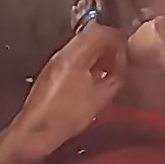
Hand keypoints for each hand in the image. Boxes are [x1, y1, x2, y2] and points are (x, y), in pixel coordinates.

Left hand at [5, 24, 128, 161]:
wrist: (35, 132)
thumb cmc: (68, 115)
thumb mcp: (100, 98)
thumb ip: (116, 78)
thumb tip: (125, 67)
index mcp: (75, 55)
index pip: (100, 32)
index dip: (118, 38)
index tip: (129, 50)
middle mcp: (62, 53)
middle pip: (89, 36)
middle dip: (109, 45)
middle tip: (122, 59)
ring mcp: (54, 63)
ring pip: (81, 47)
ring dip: (98, 54)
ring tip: (112, 70)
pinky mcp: (51, 73)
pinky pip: (74, 59)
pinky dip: (88, 63)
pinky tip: (95, 80)